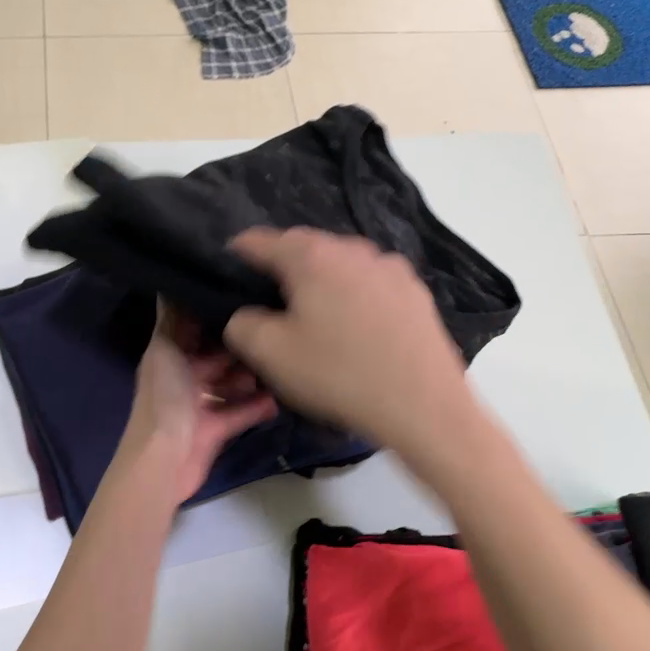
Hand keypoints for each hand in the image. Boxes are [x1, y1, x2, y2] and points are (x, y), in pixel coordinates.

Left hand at [111, 305, 277, 504]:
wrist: (163, 460)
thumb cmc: (163, 398)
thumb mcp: (165, 349)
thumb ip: (172, 319)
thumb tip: (171, 281)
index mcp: (167, 354)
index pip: (193, 327)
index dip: (214, 314)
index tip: (245, 295)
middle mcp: (183, 375)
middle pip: (216, 355)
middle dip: (240, 346)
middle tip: (272, 329)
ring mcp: (199, 404)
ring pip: (231, 383)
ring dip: (252, 376)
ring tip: (278, 361)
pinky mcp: (215, 429)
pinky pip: (241, 412)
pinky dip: (258, 405)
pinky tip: (281, 395)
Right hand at [223, 227, 474, 455]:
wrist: (425, 409)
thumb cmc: (339, 375)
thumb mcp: (269, 354)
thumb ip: (240, 324)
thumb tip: (244, 314)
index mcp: (311, 256)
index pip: (258, 241)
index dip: (235, 256)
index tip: (224, 278)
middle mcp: (352, 249)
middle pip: (302, 248)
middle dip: (279, 269)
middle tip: (266, 303)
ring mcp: (389, 268)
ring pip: (339, 264)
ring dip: (319, 281)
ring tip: (311, 316)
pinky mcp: (415, 292)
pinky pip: (369, 283)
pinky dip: (352, 296)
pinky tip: (353, 329)